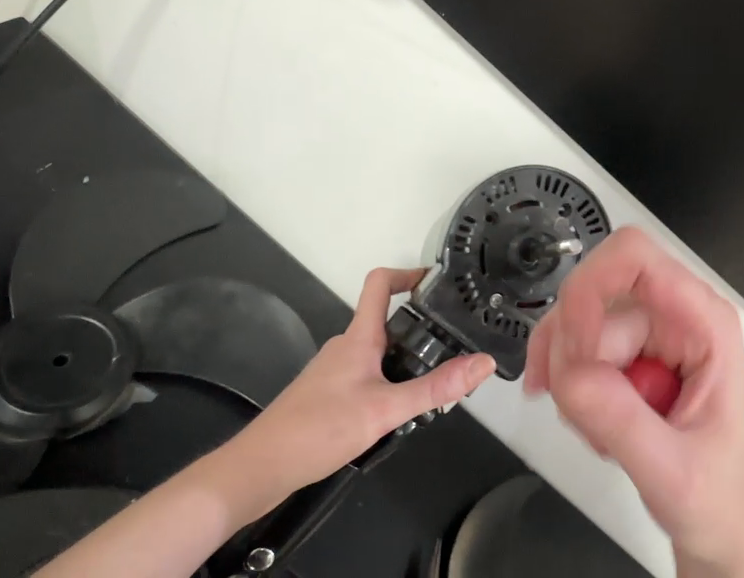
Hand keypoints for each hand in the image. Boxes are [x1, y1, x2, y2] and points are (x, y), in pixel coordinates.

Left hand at [221, 267, 495, 521]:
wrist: (259, 469)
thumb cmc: (319, 429)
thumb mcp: (385, 410)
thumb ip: (435, 388)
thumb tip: (483, 362)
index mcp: (359, 337)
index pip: (380, 283)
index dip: (408, 273)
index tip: (439, 282)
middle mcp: (346, 346)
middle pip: (387, 322)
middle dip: (421, 332)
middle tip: (454, 349)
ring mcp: (334, 371)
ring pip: (378, 354)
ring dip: (406, 364)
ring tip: (433, 390)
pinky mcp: (326, 395)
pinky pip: (366, 377)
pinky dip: (387, 385)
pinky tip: (397, 416)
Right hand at [526, 229, 743, 577]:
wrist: (719, 526)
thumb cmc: (719, 496)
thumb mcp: (675, 470)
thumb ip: (624, 422)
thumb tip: (572, 375)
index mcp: (705, 321)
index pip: (636, 257)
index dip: (592, 287)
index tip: (574, 348)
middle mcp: (675, 314)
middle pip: (595, 292)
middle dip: (573, 350)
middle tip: (580, 409)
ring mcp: (649, 332)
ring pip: (576, 322)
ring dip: (570, 377)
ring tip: (599, 432)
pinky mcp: (627, 353)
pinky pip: (573, 347)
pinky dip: (566, 384)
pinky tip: (592, 424)